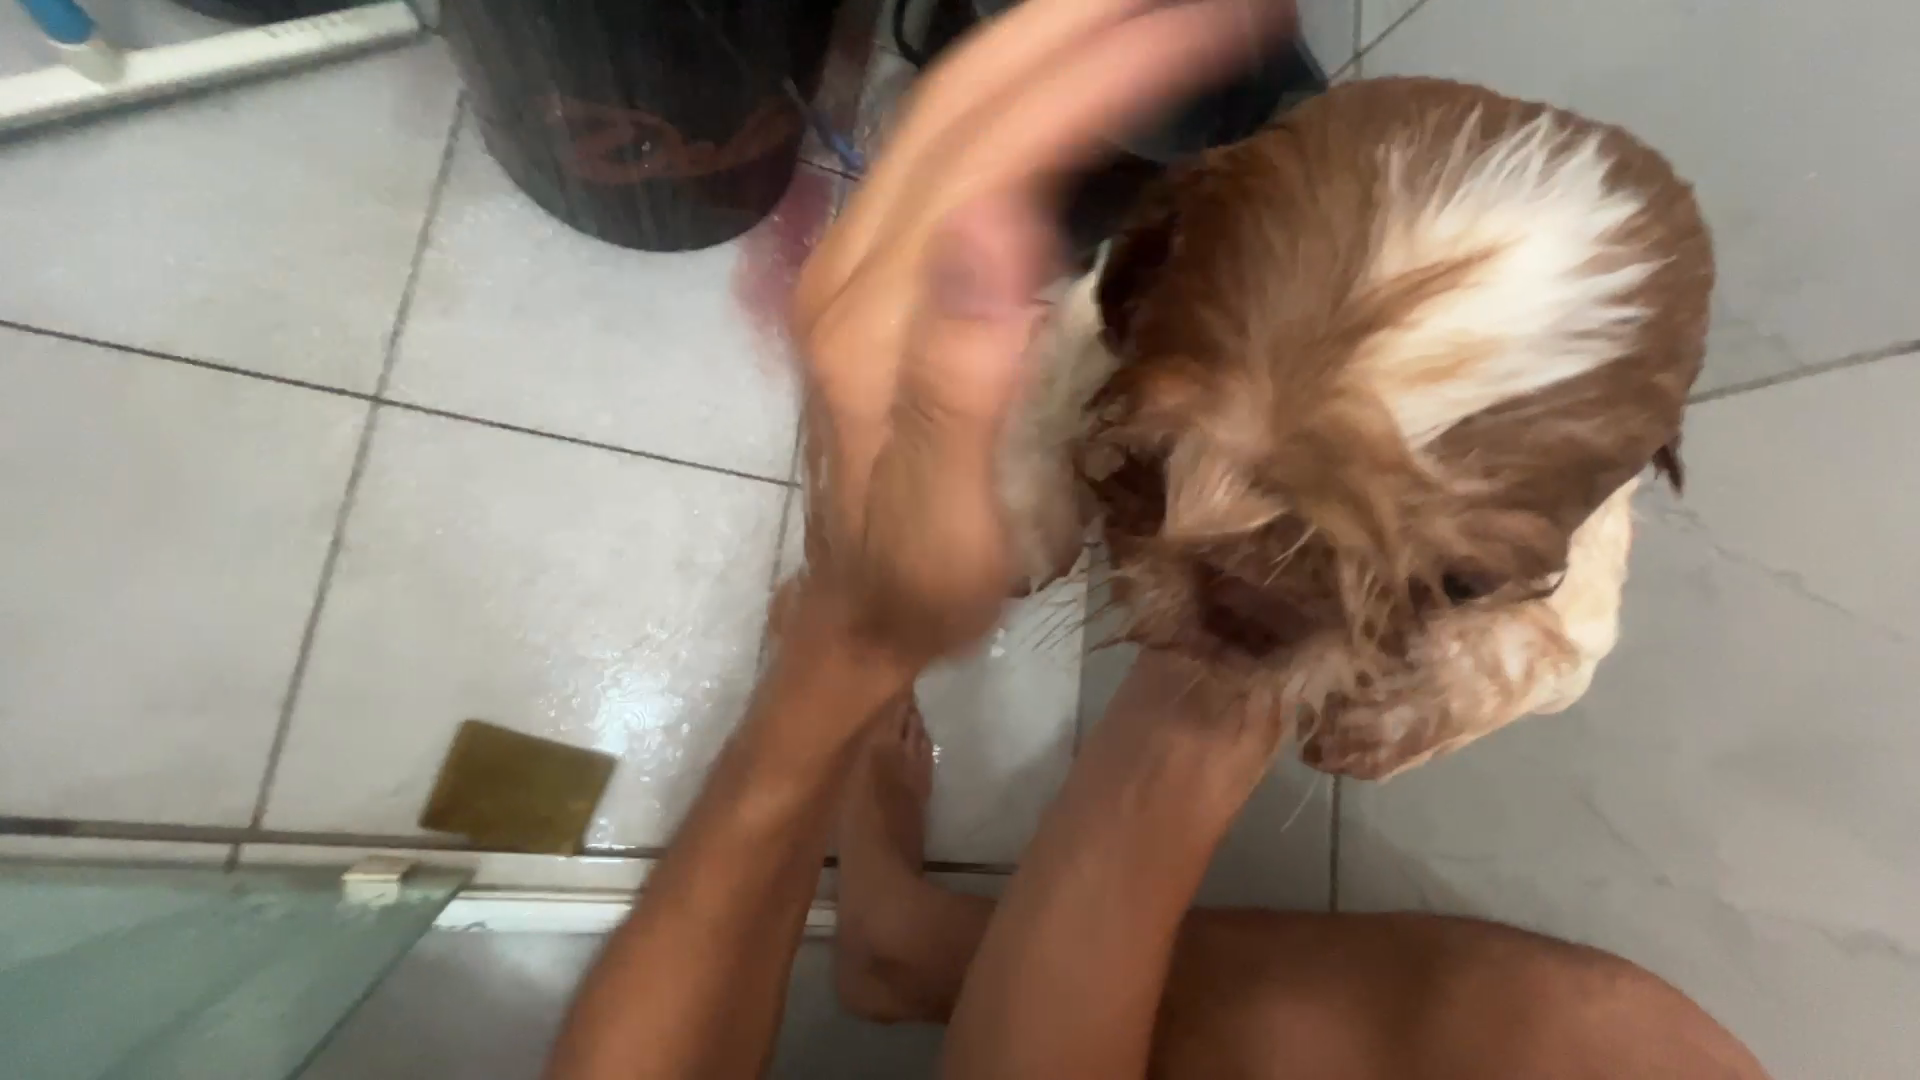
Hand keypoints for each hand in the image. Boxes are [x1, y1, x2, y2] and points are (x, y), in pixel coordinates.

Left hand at [791, 0, 1292, 668]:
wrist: (858, 606)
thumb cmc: (917, 580)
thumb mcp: (946, 516)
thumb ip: (959, 383)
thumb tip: (999, 223)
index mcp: (870, 323)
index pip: (984, 157)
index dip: (1091, 78)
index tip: (1205, 30)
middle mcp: (848, 272)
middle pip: (952, 108)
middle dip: (1070, 28)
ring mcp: (853, 271)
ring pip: (943, 121)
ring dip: (1042, 52)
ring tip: (1139, 21)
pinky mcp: (872, 285)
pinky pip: (943, 164)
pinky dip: (1014, 110)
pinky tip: (1068, 102)